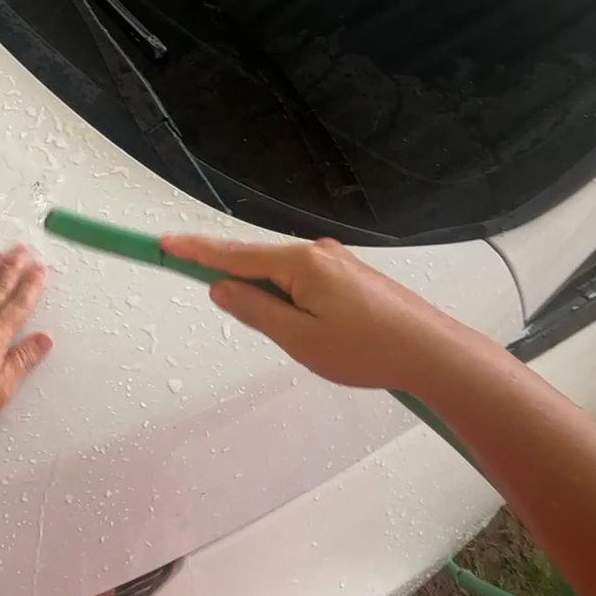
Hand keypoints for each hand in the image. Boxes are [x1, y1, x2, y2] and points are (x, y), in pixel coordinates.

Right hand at [161, 235, 484, 390]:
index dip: (194, 250)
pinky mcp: (348, 274)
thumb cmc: (365, 350)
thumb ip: (255, 310)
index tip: (161, 243)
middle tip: (215, 297)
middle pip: (256, 260)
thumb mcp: (299, 338)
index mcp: (300, 263)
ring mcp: (335, 261)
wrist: (434, 352)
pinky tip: (300, 321)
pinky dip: (286, 294)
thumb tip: (220, 288)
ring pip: (281, 273)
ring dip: (265, 293)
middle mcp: (315, 251)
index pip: (233, 254)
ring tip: (284, 332)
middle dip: (230, 276)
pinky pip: (301, 278)